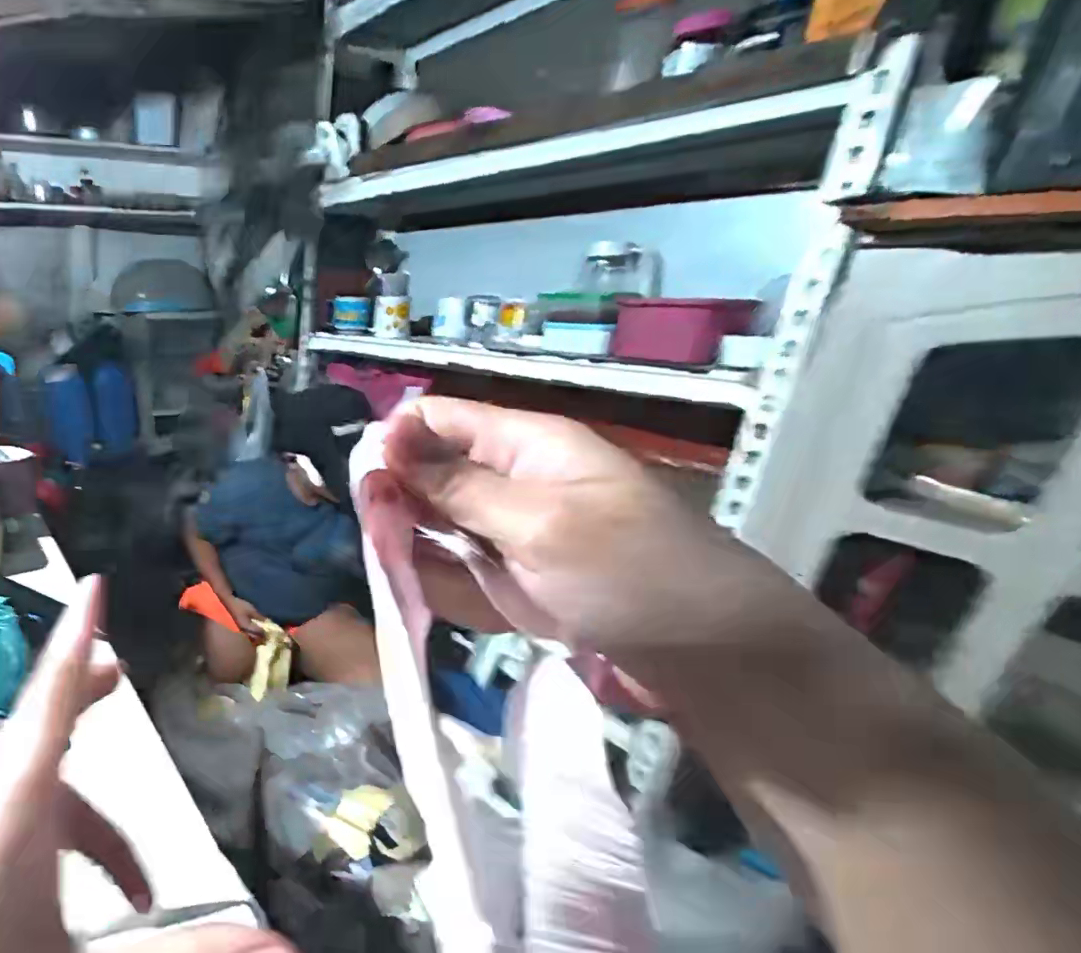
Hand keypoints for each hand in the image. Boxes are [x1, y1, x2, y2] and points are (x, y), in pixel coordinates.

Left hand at [0, 579, 292, 952]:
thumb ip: (183, 949)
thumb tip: (284, 943)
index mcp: (8, 808)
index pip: (52, 698)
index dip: (77, 635)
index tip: (93, 582)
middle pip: (38, 725)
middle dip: (82, 696)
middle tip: (117, 671)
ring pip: (23, 786)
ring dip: (80, 806)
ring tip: (132, 876)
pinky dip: (46, 842)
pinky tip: (67, 898)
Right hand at [382, 398, 810, 660]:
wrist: (713, 661)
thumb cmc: (631, 571)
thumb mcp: (539, 522)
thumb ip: (458, 486)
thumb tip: (388, 441)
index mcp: (524, 444)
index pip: (440, 418)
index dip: (397, 439)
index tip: (367, 480)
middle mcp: (510, 481)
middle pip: (429, 473)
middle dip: (396, 499)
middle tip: (376, 535)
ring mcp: (509, 534)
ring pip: (436, 525)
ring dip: (408, 545)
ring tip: (393, 567)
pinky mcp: (512, 580)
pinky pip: (457, 572)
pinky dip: (436, 584)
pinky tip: (416, 592)